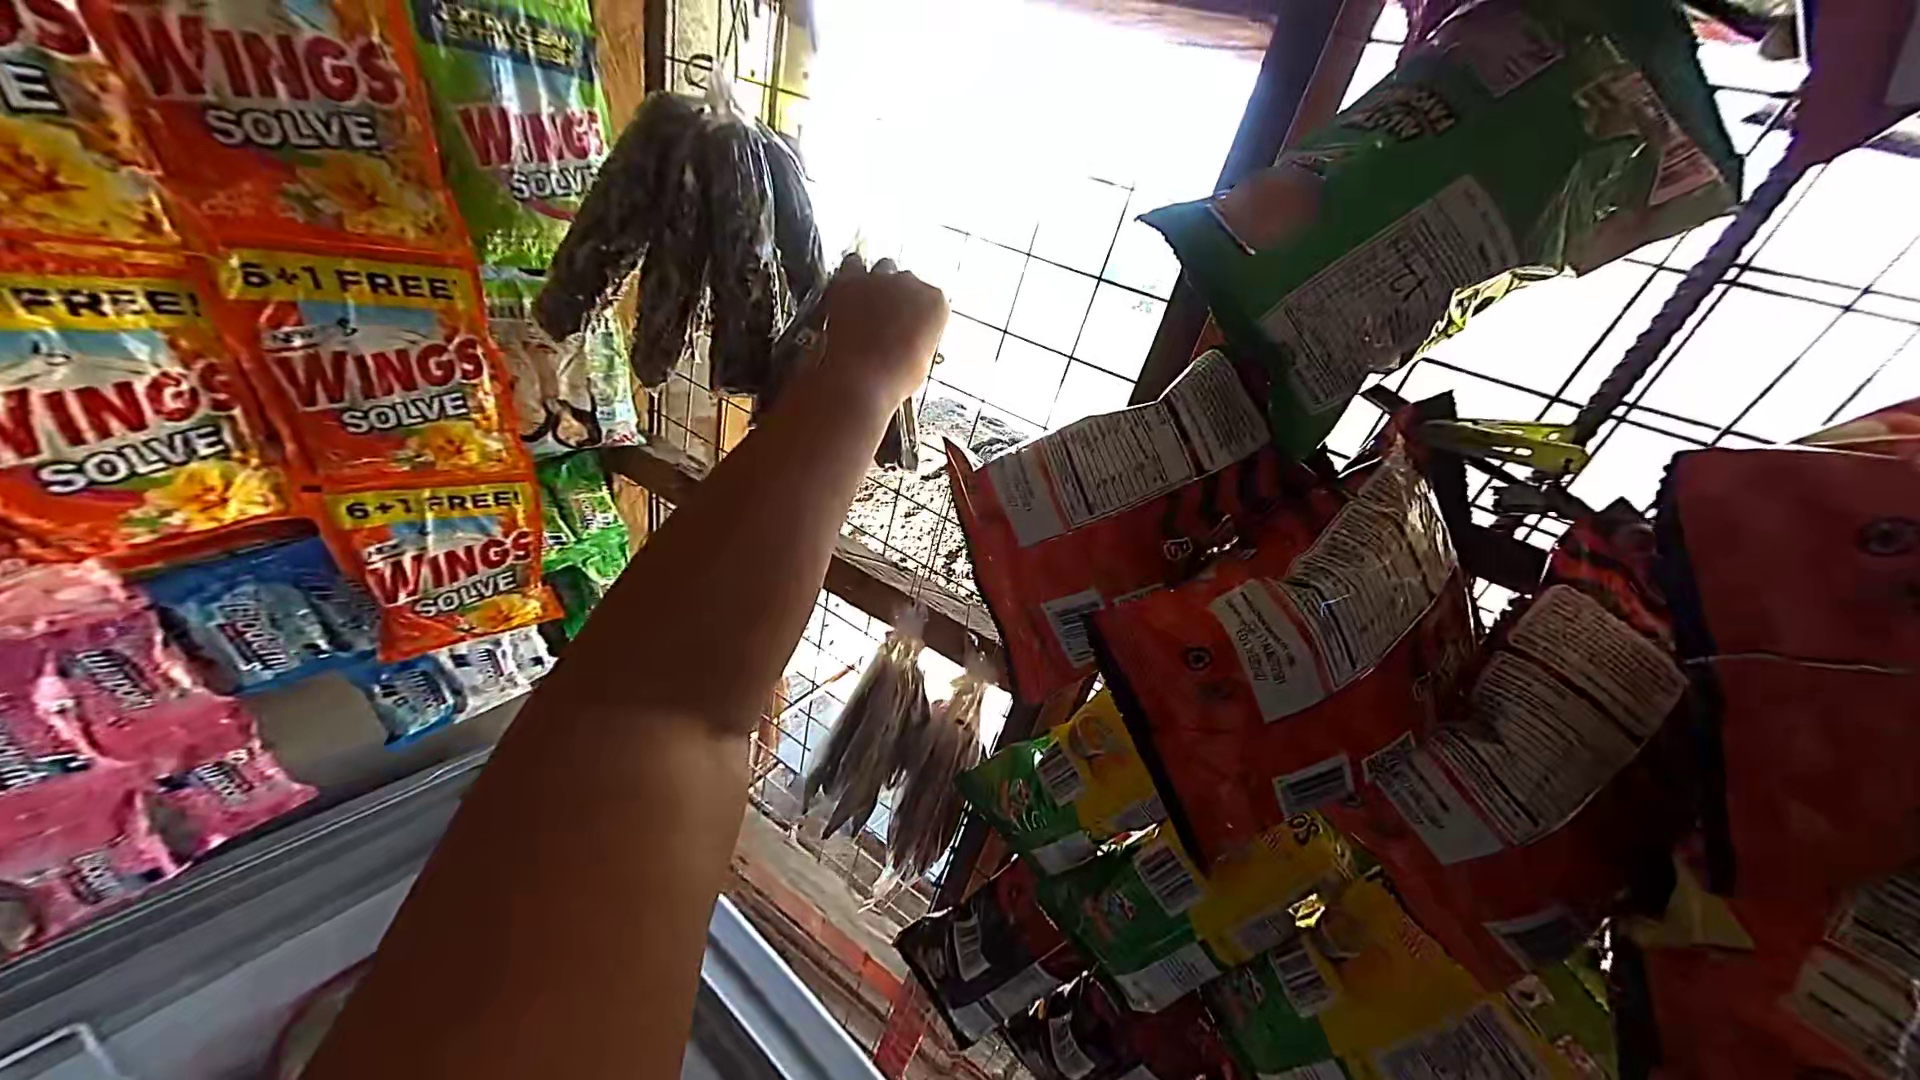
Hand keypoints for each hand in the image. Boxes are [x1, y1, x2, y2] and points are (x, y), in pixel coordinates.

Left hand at [817, 254, 948, 409]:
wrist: (860, 379)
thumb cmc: (893, 378)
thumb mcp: (922, 360)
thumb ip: (920, 336)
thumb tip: (909, 336)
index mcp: (936, 303)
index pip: (932, 301)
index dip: (920, 316)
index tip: (911, 329)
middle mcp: (911, 282)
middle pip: (908, 282)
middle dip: (900, 298)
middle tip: (888, 321)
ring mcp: (880, 278)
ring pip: (883, 269)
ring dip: (878, 283)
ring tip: (869, 306)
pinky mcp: (850, 279)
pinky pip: (852, 266)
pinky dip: (852, 279)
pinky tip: (847, 296)